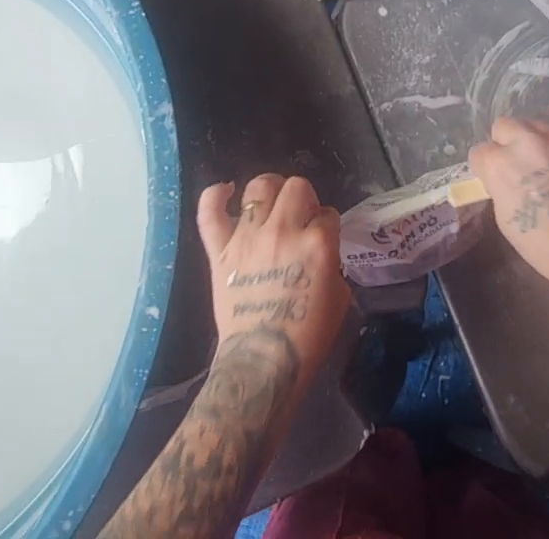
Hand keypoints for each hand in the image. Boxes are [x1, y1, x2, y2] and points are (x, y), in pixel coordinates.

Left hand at [197, 173, 349, 386]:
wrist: (264, 361)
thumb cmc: (308, 335)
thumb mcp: (339, 296)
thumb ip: (330, 262)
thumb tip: (317, 251)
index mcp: (318, 244)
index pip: (327, 213)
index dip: (326, 223)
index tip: (323, 236)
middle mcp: (283, 231)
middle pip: (297, 187)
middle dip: (304, 198)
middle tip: (301, 217)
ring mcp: (247, 239)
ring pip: (259, 189)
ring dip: (269, 191)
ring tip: (271, 203)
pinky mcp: (220, 251)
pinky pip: (210, 212)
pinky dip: (215, 196)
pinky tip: (226, 192)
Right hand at [469, 119, 548, 298]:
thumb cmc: (544, 243)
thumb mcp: (504, 217)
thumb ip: (498, 184)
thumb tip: (503, 175)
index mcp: (500, 163)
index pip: (480, 151)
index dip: (488, 167)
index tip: (498, 179)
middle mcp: (526, 140)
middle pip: (505, 126)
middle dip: (509, 144)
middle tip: (523, 167)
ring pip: (537, 126)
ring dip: (538, 143)